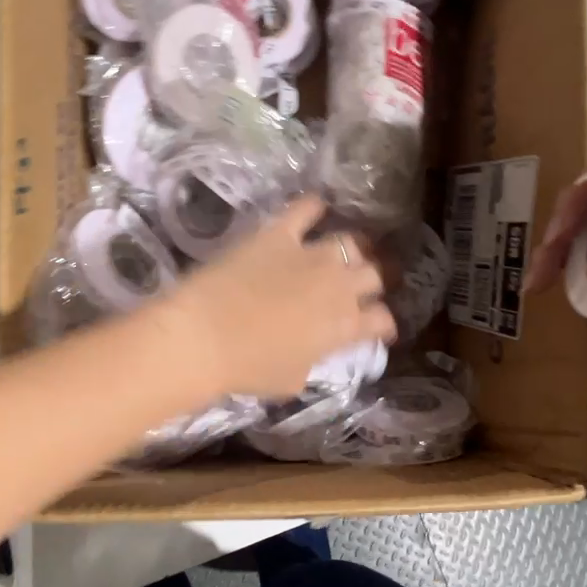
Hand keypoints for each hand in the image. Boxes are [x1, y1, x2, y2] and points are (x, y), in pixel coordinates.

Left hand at [154, 195, 395, 397]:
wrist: (203, 336)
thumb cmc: (247, 369)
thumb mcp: (292, 380)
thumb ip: (312, 361)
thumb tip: (312, 352)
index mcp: (344, 327)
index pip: (381, 319)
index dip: (383, 323)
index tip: (379, 326)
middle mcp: (338, 286)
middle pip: (373, 275)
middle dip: (374, 282)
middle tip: (364, 287)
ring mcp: (310, 254)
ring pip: (351, 242)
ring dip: (355, 249)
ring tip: (350, 251)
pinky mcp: (278, 233)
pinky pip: (305, 209)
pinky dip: (313, 207)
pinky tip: (317, 207)